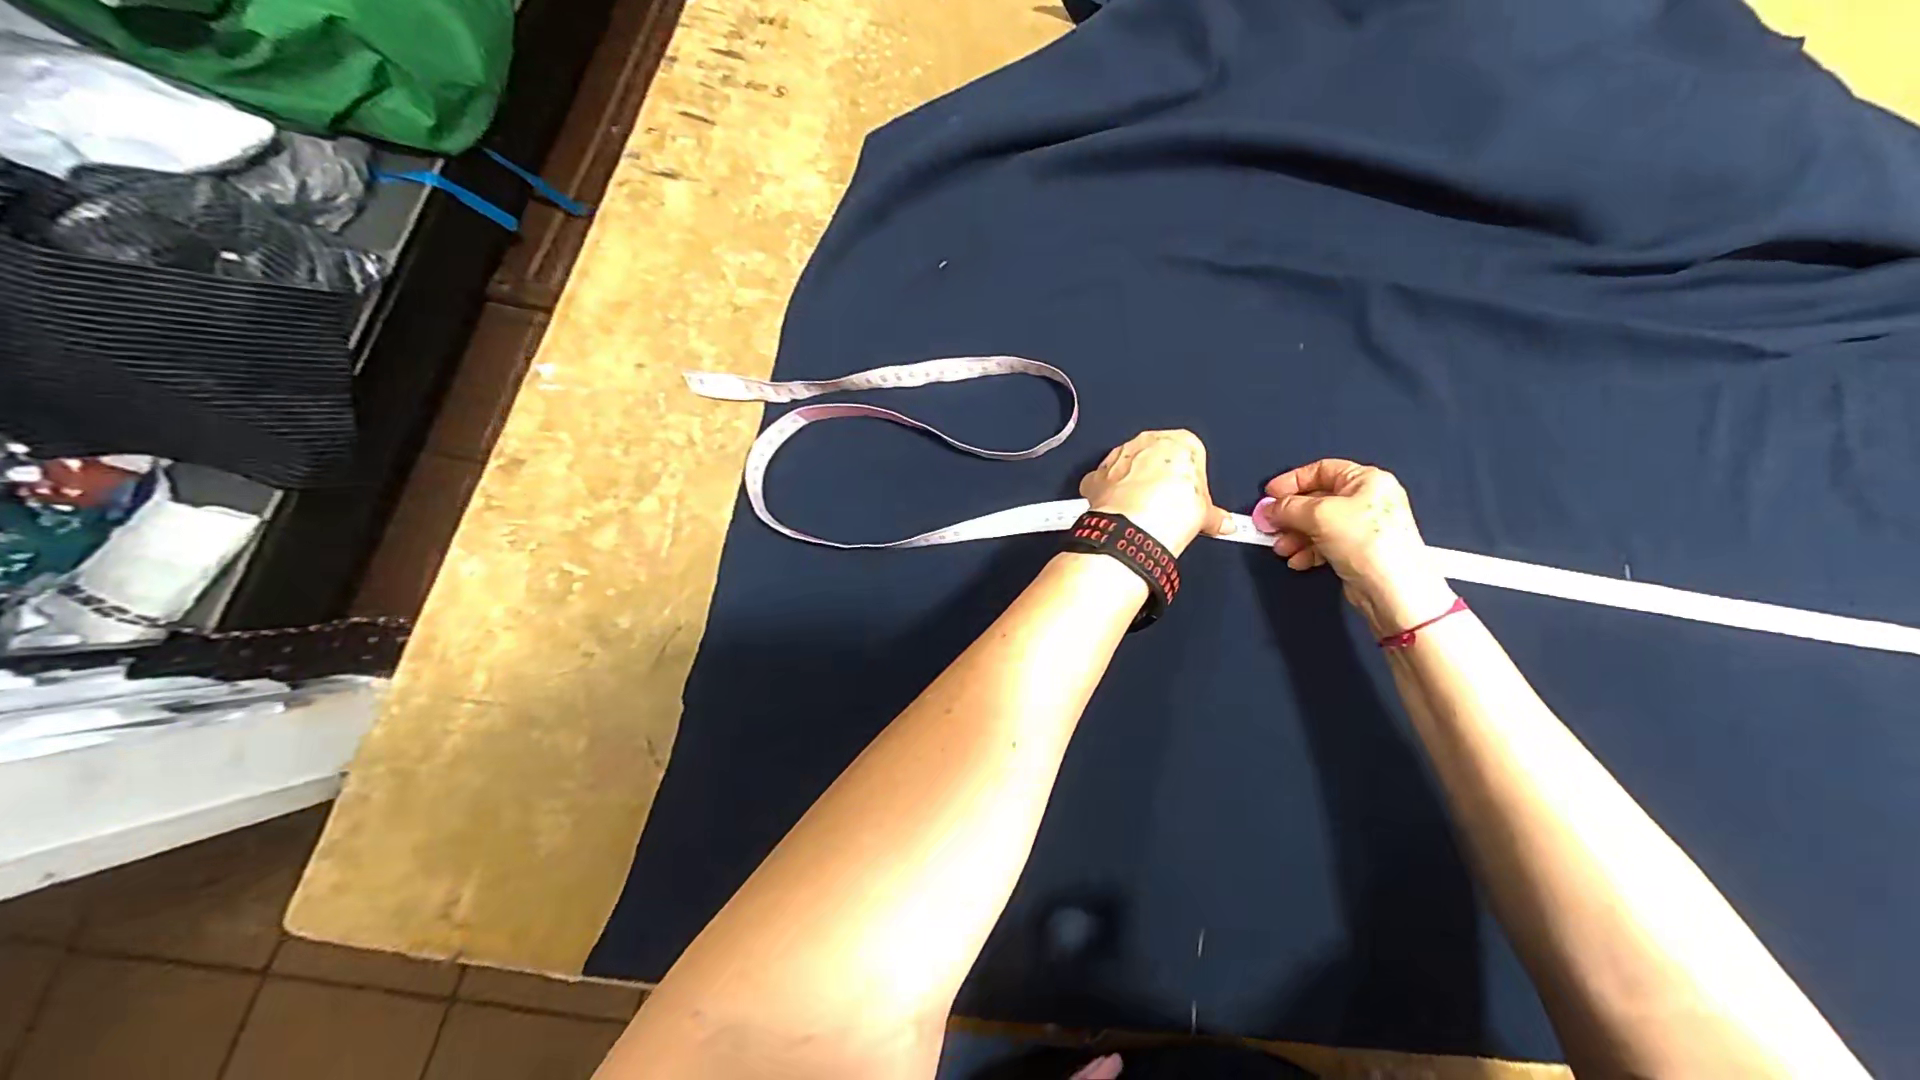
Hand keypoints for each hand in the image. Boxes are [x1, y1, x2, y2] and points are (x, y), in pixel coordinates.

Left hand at [1079, 430, 1229, 555]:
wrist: (1137, 527)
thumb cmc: (1172, 510)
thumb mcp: (1206, 514)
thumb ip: (1213, 515)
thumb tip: (1220, 522)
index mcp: (1181, 441)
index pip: (1190, 456)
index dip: (1189, 480)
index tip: (1190, 498)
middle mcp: (1146, 443)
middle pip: (1155, 459)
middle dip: (1159, 479)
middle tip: (1167, 506)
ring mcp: (1118, 458)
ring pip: (1126, 467)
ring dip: (1131, 485)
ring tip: (1142, 513)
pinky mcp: (1095, 477)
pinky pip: (1101, 483)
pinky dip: (1106, 496)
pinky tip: (1117, 513)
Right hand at [1255, 459, 1454, 632]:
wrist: (1391, 590)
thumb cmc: (1374, 546)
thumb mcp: (1319, 514)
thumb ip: (1288, 507)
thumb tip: (1270, 508)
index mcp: (1367, 481)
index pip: (1321, 470)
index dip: (1292, 481)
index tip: (1271, 494)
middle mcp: (1367, 501)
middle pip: (1315, 500)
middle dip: (1289, 515)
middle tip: (1270, 523)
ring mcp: (1362, 528)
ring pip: (1315, 525)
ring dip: (1294, 536)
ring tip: (1283, 546)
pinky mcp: (1356, 552)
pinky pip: (1322, 545)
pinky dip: (1306, 551)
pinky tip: (1298, 559)